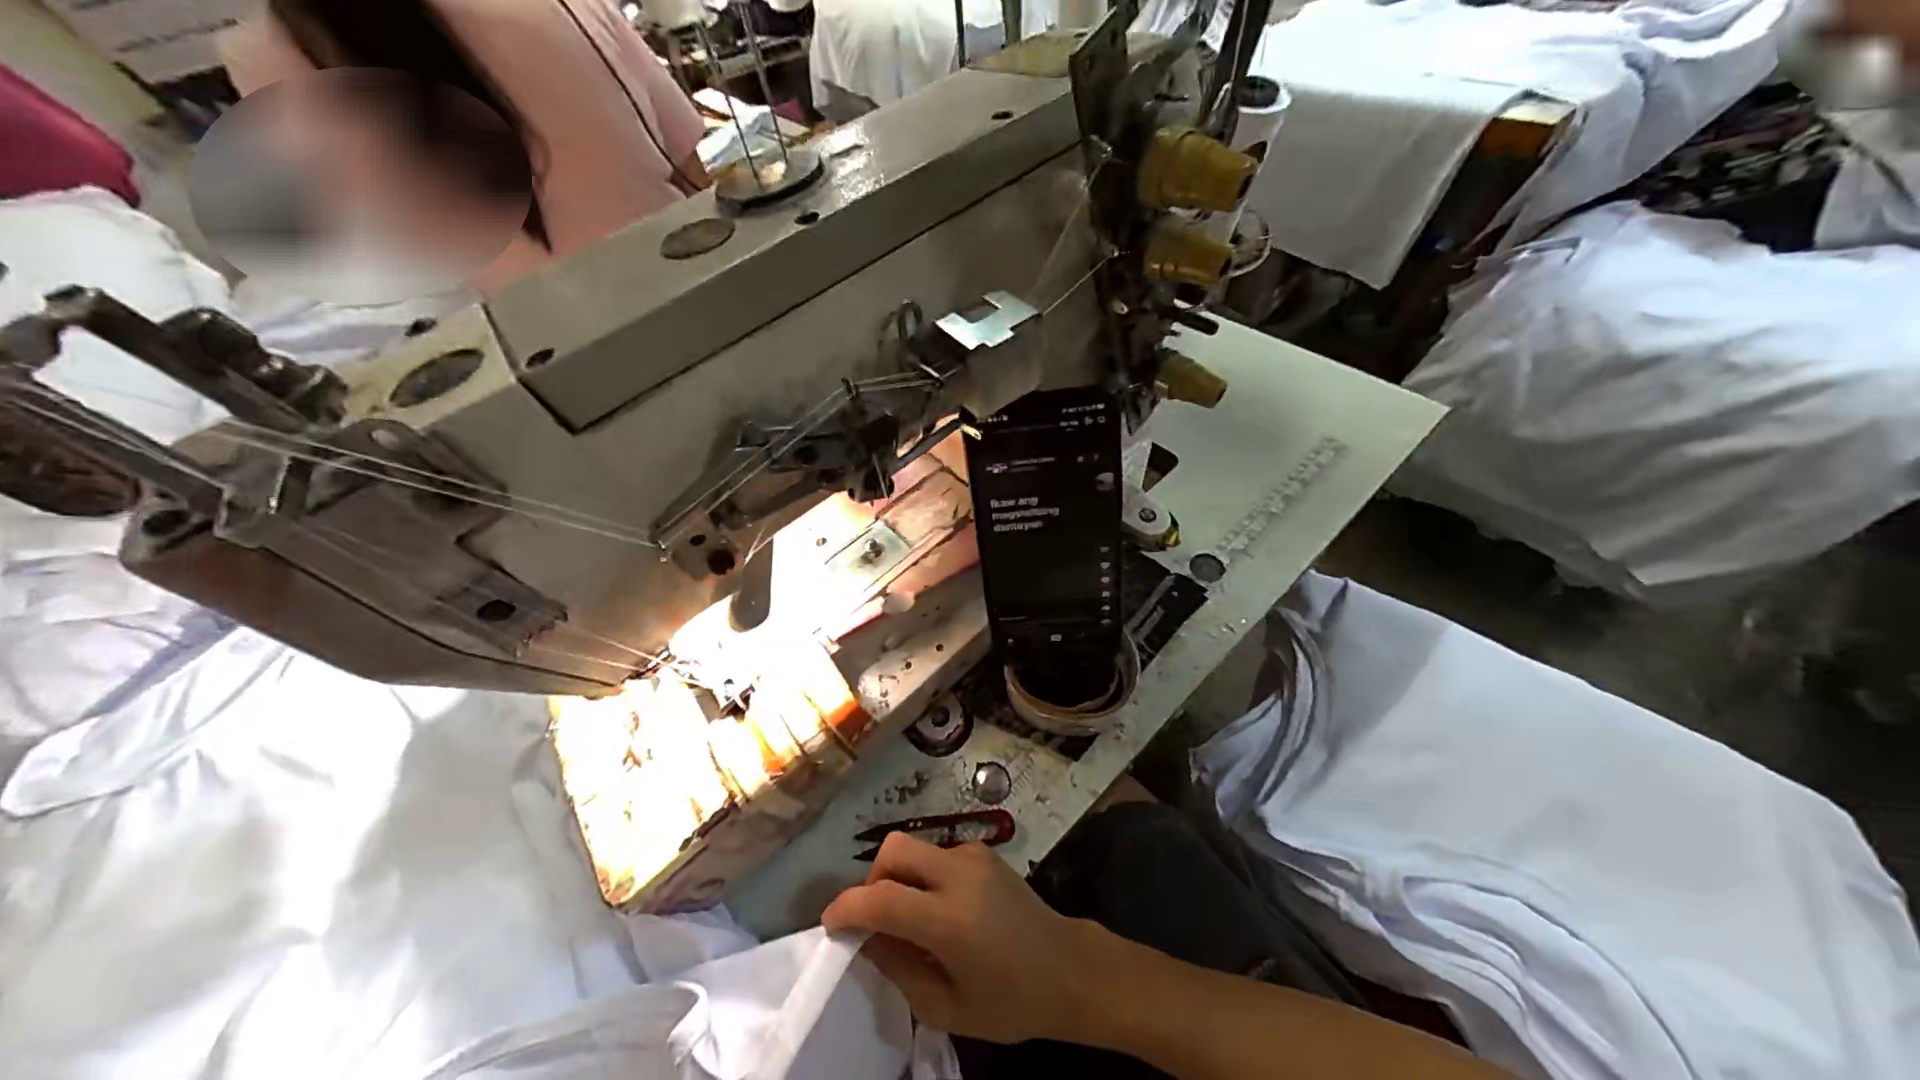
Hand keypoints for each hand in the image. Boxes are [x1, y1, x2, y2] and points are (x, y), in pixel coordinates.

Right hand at [821, 833, 1105, 1044]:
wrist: (1068, 968)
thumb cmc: (1011, 1000)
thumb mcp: (947, 1007)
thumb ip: (898, 969)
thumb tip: (866, 939)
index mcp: (950, 919)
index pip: (881, 899)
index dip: (846, 908)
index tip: (830, 925)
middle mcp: (959, 875)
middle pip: (893, 850)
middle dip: (871, 880)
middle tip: (876, 919)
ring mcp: (974, 856)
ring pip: (914, 847)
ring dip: (898, 877)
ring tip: (910, 918)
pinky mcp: (984, 851)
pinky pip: (936, 853)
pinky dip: (923, 875)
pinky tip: (940, 908)